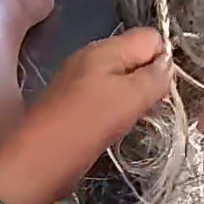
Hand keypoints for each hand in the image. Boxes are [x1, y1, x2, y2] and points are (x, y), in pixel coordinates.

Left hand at [0, 28, 170, 203]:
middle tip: (149, 109)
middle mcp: (90, 59)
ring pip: (122, 81)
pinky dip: (117, 112)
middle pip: (136, 58)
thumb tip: (169, 64)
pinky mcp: (73, 107)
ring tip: (131, 121)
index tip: (163, 91)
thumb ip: (153, 78)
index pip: (150, 37)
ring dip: (134, 99)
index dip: (164, 60)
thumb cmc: (83, 128)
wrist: (34, 165)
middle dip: (150, 81)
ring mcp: (79, 83)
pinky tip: (113, 130)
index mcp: (104, 49)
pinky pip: (106, 99)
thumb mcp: (127, 99)